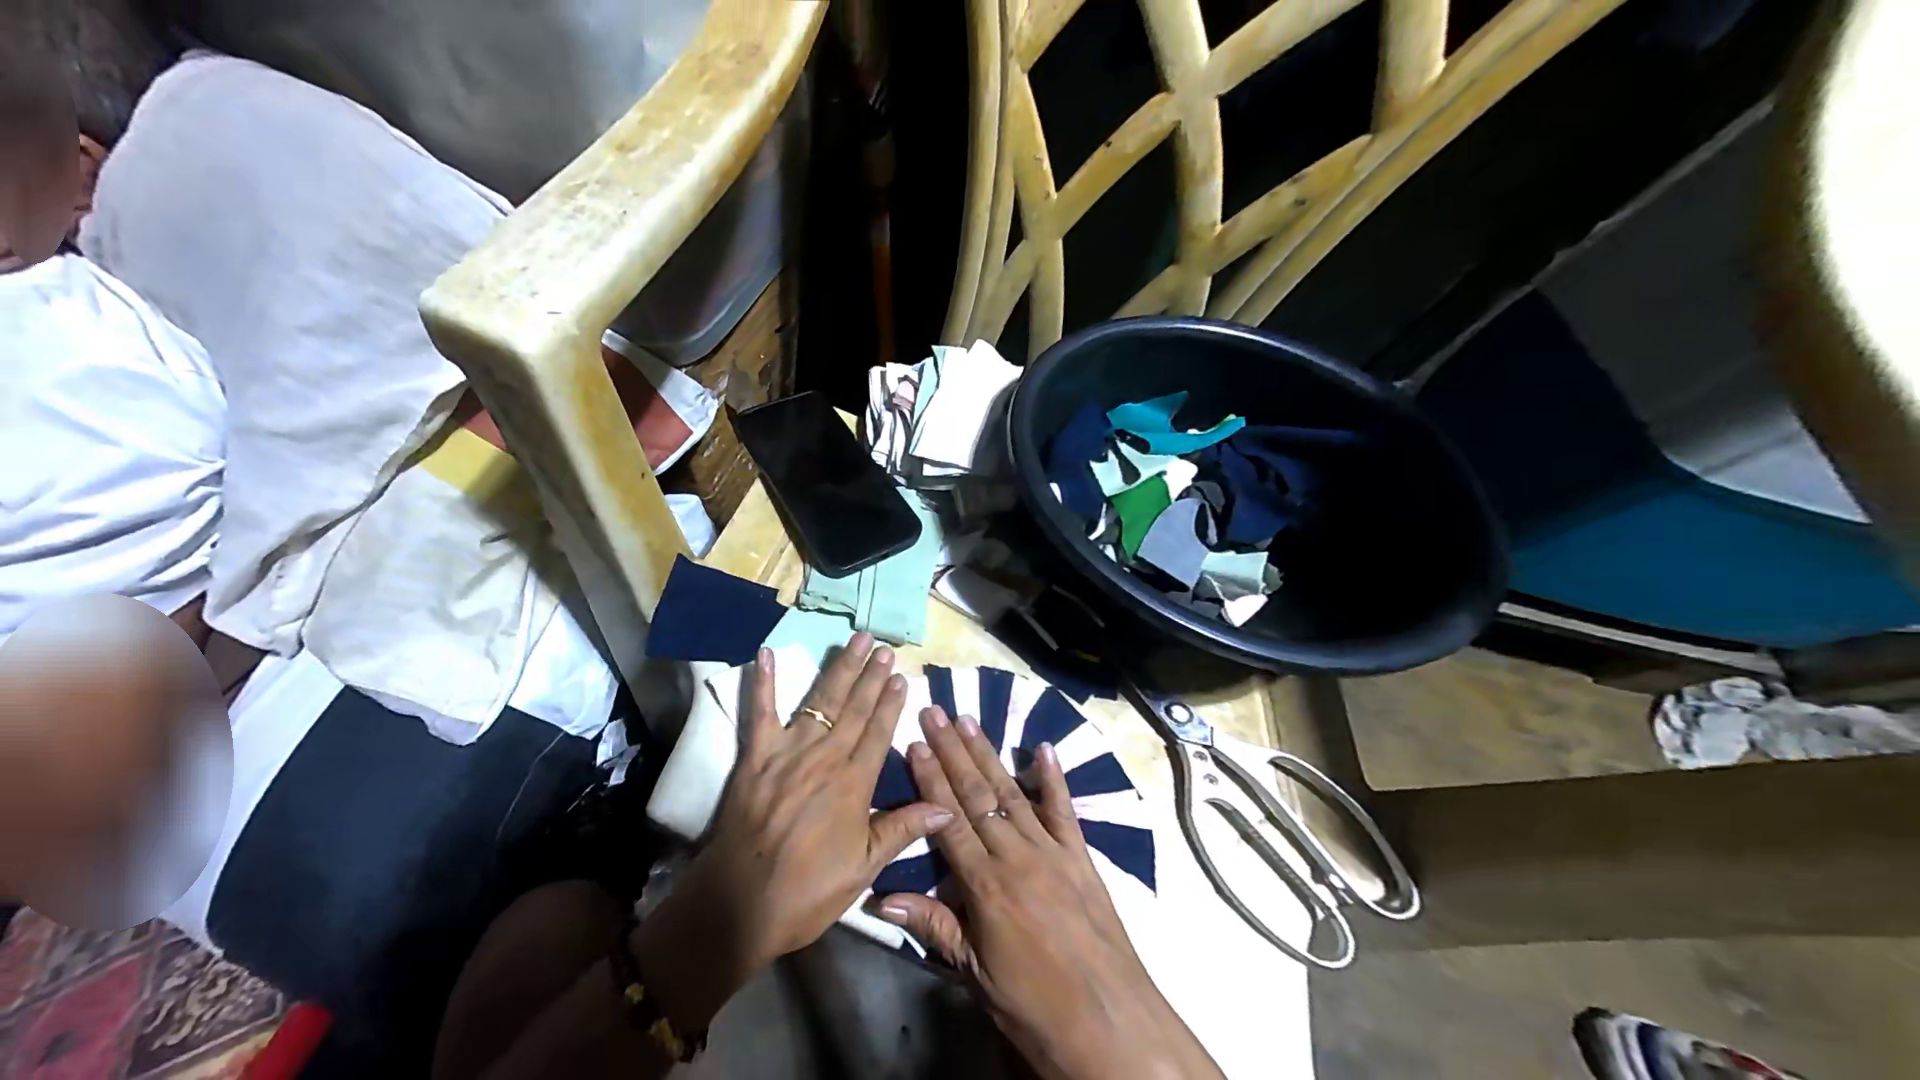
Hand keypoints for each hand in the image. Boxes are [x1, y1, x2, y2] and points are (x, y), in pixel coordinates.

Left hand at [658, 636, 953, 978]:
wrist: (741, 903)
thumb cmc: (809, 889)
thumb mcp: (864, 866)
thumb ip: (903, 829)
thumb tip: (947, 806)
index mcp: (853, 783)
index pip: (879, 732)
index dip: (891, 703)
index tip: (901, 676)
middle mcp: (824, 757)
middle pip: (854, 708)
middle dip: (871, 676)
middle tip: (884, 648)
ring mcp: (787, 752)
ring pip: (820, 700)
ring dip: (840, 668)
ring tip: (856, 641)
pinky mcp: (754, 756)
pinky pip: (759, 711)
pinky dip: (762, 681)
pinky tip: (766, 652)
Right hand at [876, 709, 1223, 1079]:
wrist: (1109, 1022)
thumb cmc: (1033, 1005)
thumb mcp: (975, 974)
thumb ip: (934, 927)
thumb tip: (881, 897)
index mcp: (985, 885)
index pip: (949, 820)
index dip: (929, 779)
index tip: (915, 743)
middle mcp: (1016, 855)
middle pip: (977, 794)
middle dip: (952, 751)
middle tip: (936, 711)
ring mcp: (1051, 851)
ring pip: (1012, 792)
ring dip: (988, 754)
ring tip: (969, 721)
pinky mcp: (1080, 856)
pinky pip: (1063, 809)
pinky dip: (1053, 777)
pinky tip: (1043, 748)